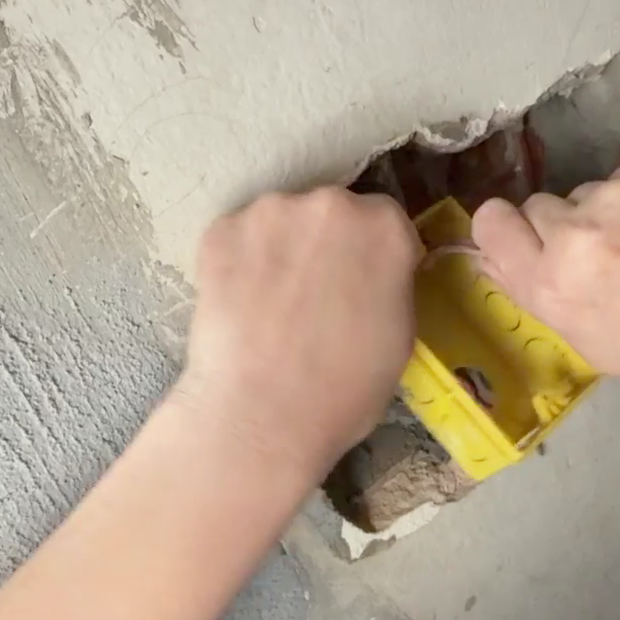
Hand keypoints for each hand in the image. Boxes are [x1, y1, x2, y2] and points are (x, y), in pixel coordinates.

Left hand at [175, 188, 420, 477]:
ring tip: (274, 308)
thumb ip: (392, 286)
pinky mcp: (219, 232)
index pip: (386, 223)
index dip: (374, 257)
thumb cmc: (347, 390)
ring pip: (282, 223)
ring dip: (282, 252)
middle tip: (316, 299)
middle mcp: (331, 204)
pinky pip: (238, 240)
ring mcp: (269, 212)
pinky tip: (242, 308)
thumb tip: (375, 277)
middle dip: (328, 247)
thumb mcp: (400, 339)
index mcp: (386, 229)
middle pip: (332, 216)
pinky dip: (240, 265)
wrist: (264, 414)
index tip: (364, 286)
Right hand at [470, 154, 619, 394]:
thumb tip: (489, 256)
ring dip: (607, 212)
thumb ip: (533, 293)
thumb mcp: (582, 338)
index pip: (491, 221)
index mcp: (549, 285)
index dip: (506, 229)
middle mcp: (574, 236)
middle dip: (562, 227)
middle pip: (539, 204)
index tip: (527, 238)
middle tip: (603, 255)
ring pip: (588, 190)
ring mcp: (618, 197)